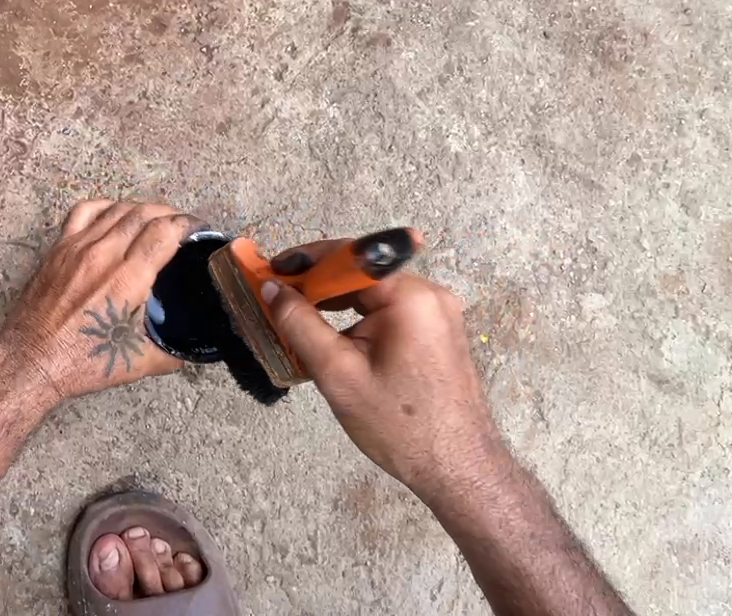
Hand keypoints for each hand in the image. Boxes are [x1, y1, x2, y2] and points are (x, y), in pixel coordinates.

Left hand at [0, 201, 198, 405]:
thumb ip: (175, 353)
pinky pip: (83, 211)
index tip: (197, 228)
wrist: (33, 359)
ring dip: (140, 208)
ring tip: (153, 217)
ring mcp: (77, 247)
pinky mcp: (59, 248)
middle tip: (180, 224)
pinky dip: (105, 206)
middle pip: (143, 213)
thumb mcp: (140, 362)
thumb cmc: (82, 362)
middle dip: (168, 213)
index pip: (164, 231)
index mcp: (128, 279)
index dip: (186, 224)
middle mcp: (103, 254)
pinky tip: (113, 213)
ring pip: (115, 208)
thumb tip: (197, 349)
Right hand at [262, 272, 505, 500]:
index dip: (305, 261)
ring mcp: (437, 313)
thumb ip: (299, 322)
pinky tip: (334, 337)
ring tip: (300, 318)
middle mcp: (429, 294)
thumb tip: (271, 287)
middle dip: (317, 282)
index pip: (347, 257)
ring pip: (372, 292)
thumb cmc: (399, 424)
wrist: (461, 474)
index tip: (271, 273)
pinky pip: (388, 309)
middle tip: (279, 298)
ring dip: (334, 301)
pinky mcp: (437, 332)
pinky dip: (357, 316)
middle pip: (360, 272)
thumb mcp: (337, 372)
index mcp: (409, 296)